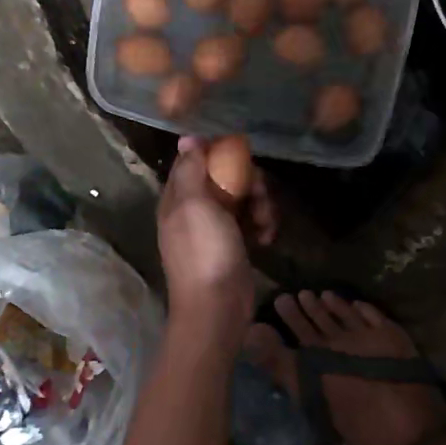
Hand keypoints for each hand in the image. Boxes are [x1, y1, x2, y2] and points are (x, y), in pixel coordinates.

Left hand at [157, 137, 277, 339]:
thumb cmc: (205, 252)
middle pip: (227, 177)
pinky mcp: (235, 244)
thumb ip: (191, 169)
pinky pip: (252, 221)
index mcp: (178, 197)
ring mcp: (216, 228)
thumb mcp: (194, 204)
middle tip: (260, 197)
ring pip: (244, 198)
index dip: (221, 155)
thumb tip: (187, 137)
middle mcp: (195, 209)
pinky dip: (263, 225)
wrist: (218, 307)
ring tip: (266, 224)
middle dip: (250, 183)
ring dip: (261, 206)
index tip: (243, 159)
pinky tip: (267, 238)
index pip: (198, 160)